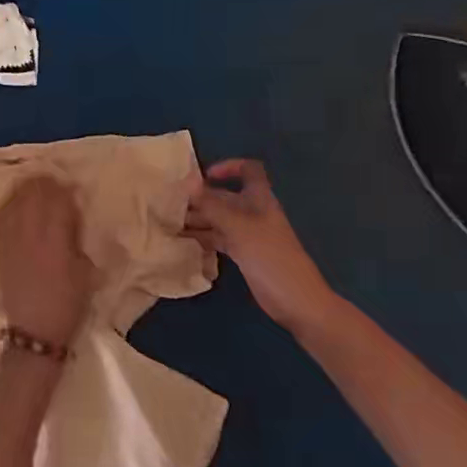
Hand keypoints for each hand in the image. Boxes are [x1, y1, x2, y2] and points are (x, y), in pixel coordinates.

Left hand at [0, 176, 92, 347]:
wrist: (36, 331)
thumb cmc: (68, 303)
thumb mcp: (86, 270)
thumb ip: (77, 239)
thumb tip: (71, 215)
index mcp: (56, 242)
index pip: (58, 202)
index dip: (65, 191)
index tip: (71, 187)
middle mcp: (30, 236)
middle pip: (33, 197)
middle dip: (44, 185)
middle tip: (53, 182)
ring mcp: (10, 243)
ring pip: (13, 204)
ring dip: (24, 191)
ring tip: (33, 186)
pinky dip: (6, 207)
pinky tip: (12, 203)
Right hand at [185, 158, 335, 329]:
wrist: (296, 300)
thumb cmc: (271, 257)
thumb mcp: (239, 228)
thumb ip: (211, 205)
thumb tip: (187, 183)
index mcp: (259, 199)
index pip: (248, 170)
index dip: (229, 167)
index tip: (203, 177)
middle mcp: (253, 212)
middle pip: (225, 197)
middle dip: (201, 198)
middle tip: (170, 205)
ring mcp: (248, 234)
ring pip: (219, 219)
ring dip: (198, 219)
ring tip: (170, 224)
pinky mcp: (243, 254)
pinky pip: (219, 238)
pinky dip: (203, 237)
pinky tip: (183, 241)